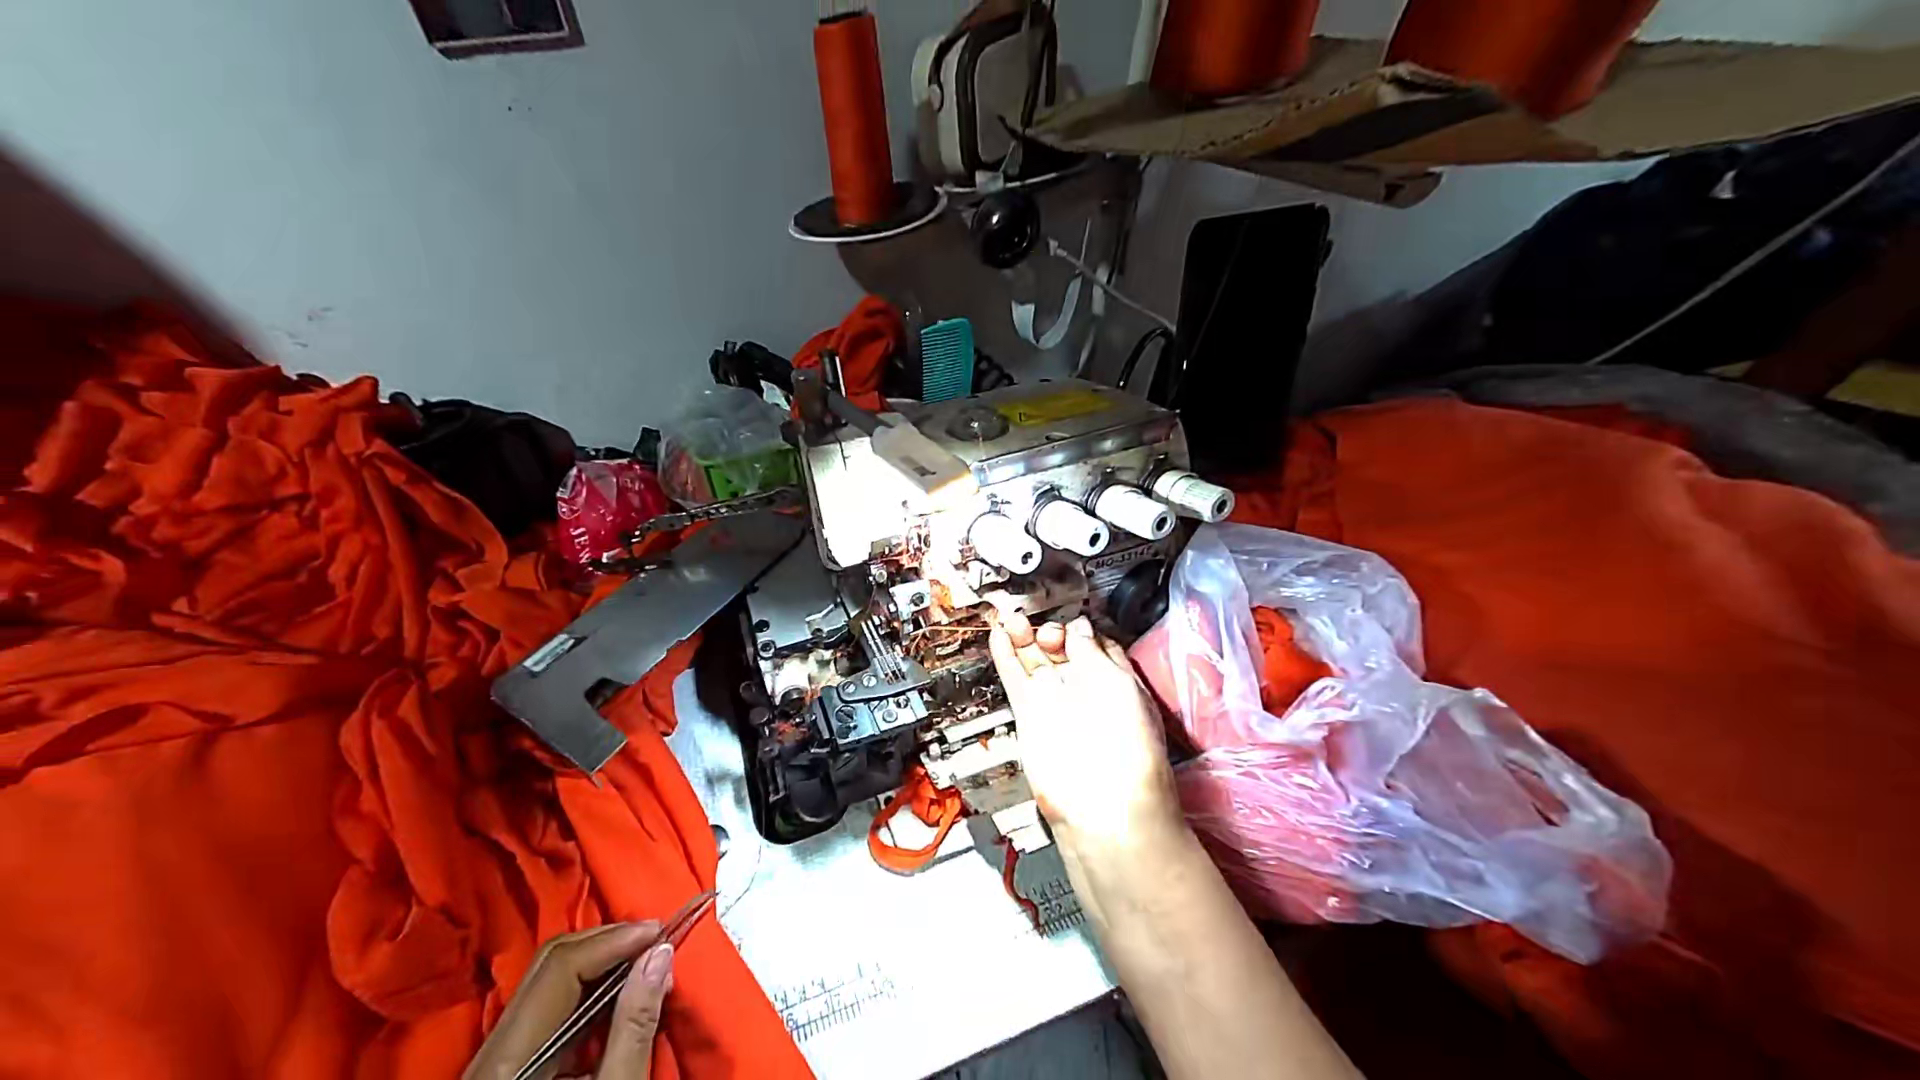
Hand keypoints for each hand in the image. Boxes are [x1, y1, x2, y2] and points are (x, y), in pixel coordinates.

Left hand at [464, 922, 675, 1079]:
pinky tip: (620, 985)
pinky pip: (549, 1000)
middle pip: (552, 961)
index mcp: (508, 1059)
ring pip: (549, 975)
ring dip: (603, 958)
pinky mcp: (509, 1061)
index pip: (561, 967)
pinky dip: (590, 983)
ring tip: (646, 957)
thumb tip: (661, 954)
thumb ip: (635, 1027)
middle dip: (610, 941)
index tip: (662, 932)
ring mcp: (496, 1053)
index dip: (615, 941)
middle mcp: (493, 1046)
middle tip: (657, 940)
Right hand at [989, 613, 1182, 851]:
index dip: (1078, 626)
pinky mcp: (1030, 713)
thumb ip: (1091, 652)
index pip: (1092, 641)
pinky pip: (1014, 675)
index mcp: (1114, 679)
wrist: (1104, 805)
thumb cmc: (1129, 751)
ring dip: (1023, 635)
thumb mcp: (1118, 684)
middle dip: (1049, 629)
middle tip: (1043, 625)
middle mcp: (1084, 688)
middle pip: (1059, 647)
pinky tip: (1000, 636)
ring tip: (1012, 617)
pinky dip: (1005, 655)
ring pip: (1034, 658)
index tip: (1068, 615)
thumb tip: (1076, 630)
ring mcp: (1056, 701)